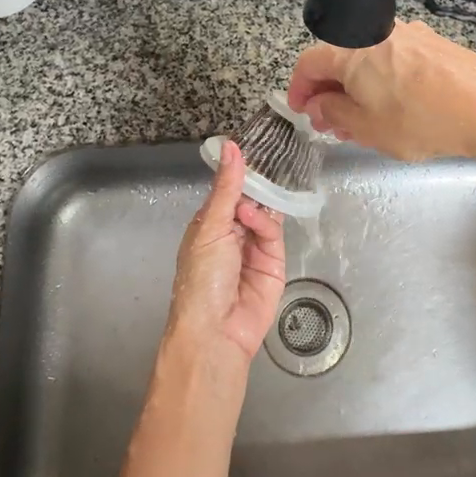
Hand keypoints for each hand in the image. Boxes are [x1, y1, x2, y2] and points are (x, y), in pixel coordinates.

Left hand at [164, 140, 286, 360]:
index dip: (237, 171)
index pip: (227, 190)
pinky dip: (266, 223)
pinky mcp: (274, 261)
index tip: (249, 145)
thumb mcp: (210, 226)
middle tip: (265, 161)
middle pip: (249, 199)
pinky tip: (255, 220)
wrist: (217, 331)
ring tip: (251, 204)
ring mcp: (253, 247)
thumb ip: (226, 188)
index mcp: (209, 225)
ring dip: (259, 204)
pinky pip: (274, 232)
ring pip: (264, 213)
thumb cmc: (201, 278)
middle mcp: (231, 234)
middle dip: (256, 184)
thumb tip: (231, 147)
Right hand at [287, 20, 475, 162]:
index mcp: (352, 52)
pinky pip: (396, 58)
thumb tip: (318, 105)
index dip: (299, 88)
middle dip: (329, 91)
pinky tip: (395, 105)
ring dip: (358, 86)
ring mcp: (409, 34)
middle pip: (339, 58)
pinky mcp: (433, 43)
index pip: (309, 62)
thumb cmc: (424, 121)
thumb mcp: (367, 128)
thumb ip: (333, 113)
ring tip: (363, 118)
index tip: (301, 109)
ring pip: (369, 59)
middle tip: (330, 120)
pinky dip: (384, 79)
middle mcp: (377, 35)